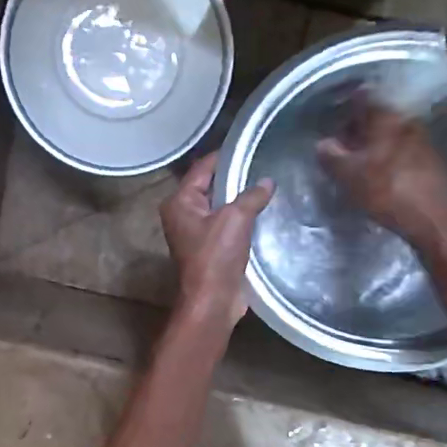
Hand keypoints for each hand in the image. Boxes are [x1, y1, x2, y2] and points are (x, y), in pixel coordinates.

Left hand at [160, 154, 274, 325]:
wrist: (212, 301)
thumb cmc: (216, 256)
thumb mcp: (235, 219)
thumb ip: (251, 196)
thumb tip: (268, 181)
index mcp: (179, 202)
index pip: (202, 168)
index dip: (225, 156)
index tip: (249, 145)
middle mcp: (182, 213)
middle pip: (210, 185)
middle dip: (235, 176)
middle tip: (263, 162)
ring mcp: (195, 231)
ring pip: (220, 205)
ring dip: (239, 198)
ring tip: (267, 183)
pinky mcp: (209, 247)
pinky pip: (226, 223)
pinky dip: (241, 217)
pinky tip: (263, 210)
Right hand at [317, 102, 446, 238]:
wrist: (434, 220)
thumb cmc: (387, 190)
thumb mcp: (348, 175)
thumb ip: (330, 155)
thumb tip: (322, 144)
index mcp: (387, 117)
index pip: (362, 98)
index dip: (344, 107)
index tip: (331, 121)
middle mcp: (408, 122)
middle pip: (377, 117)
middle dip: (357, 129)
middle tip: (339, 146)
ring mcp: (423, 141)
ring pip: (390, 135)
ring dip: (373, 145)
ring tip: (356, 164)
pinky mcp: (432, 162)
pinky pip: (402, 151)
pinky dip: (387, 158)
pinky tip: (378, 175)